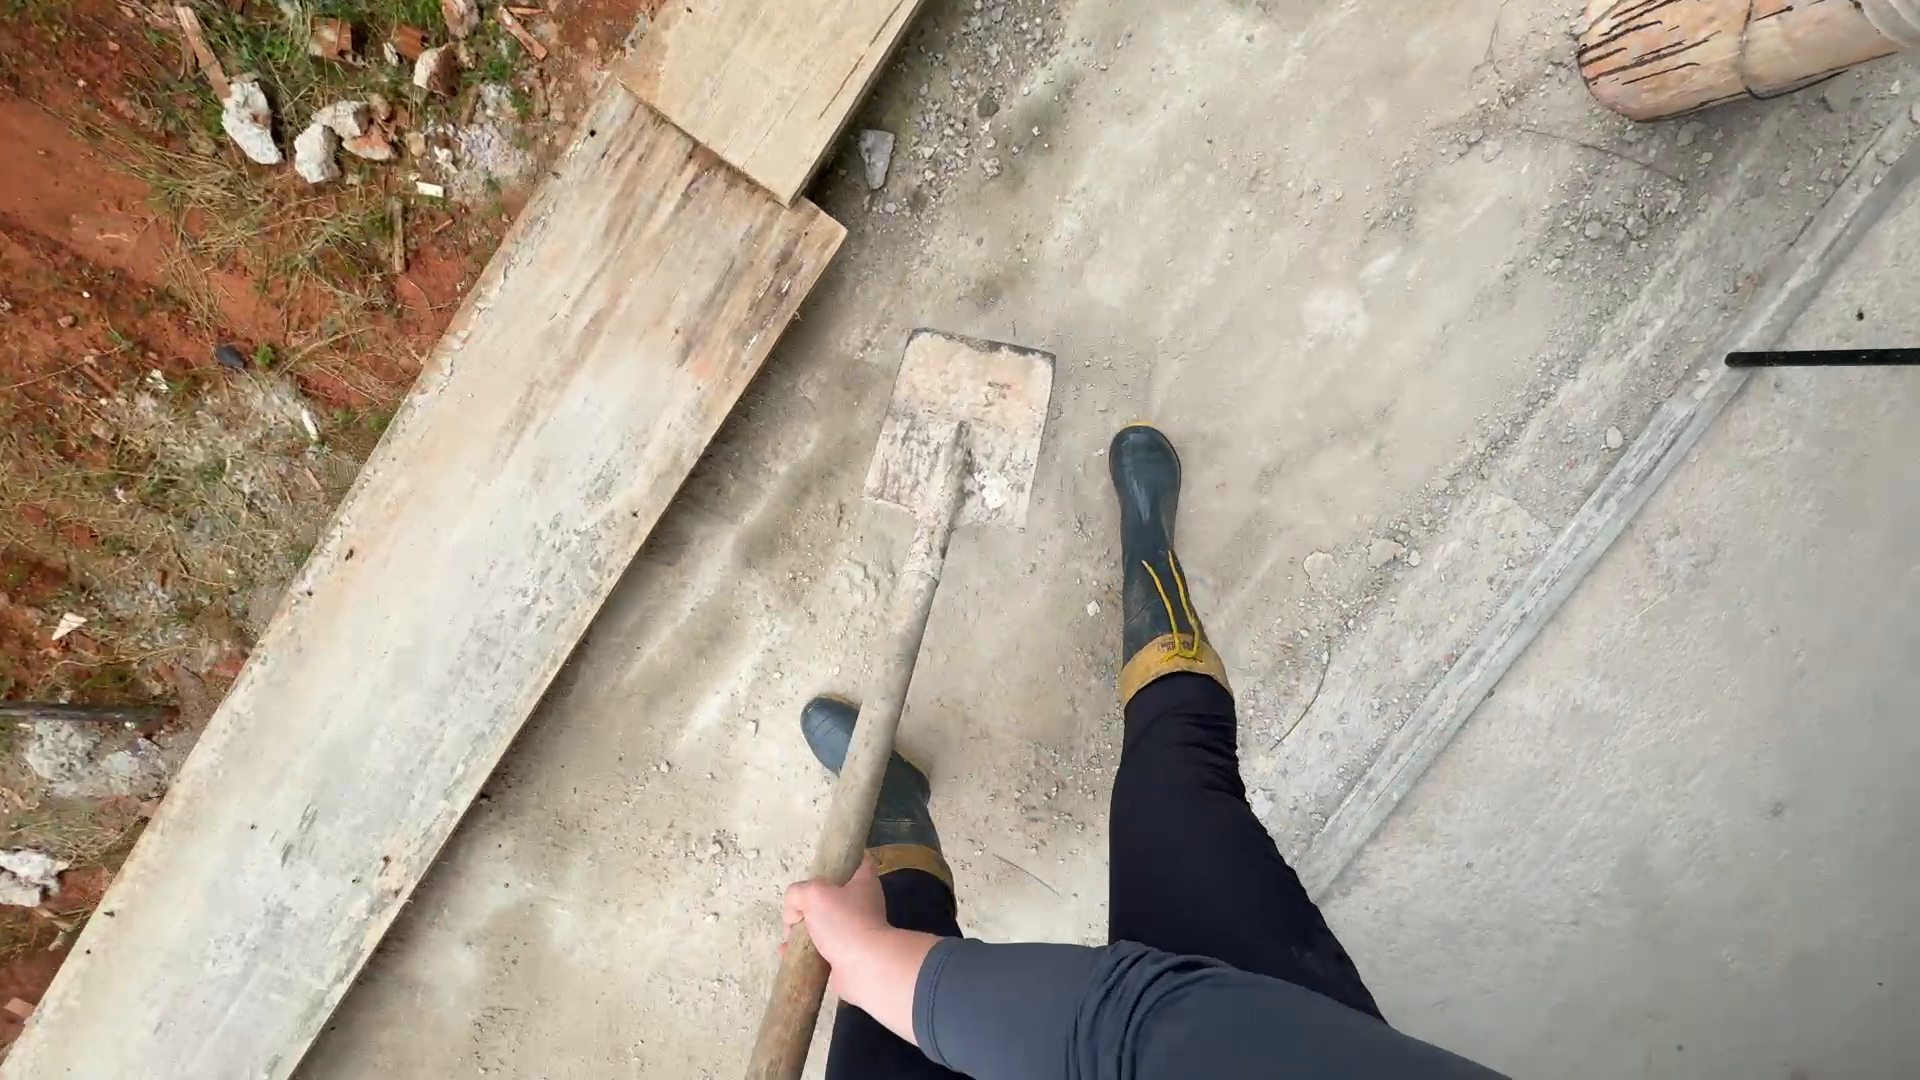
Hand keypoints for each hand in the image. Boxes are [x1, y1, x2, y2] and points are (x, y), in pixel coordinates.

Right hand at [782, 855, 889, 993]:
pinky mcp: (848, 954)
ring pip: (827, 923)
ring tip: (790, 937)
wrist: (864, 967)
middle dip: (812, 902)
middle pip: (835, 894)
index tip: (824, 867)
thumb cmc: (844, 922)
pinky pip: (822, 949)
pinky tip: (789, 955)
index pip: (858, 859)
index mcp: (864, 881)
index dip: (842, 859)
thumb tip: (794, 913)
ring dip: (806, 930)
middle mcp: (864, 903)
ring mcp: (857, 930)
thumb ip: (797, 894)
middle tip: (799, 911)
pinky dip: (805, 952)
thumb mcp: (814, 894)